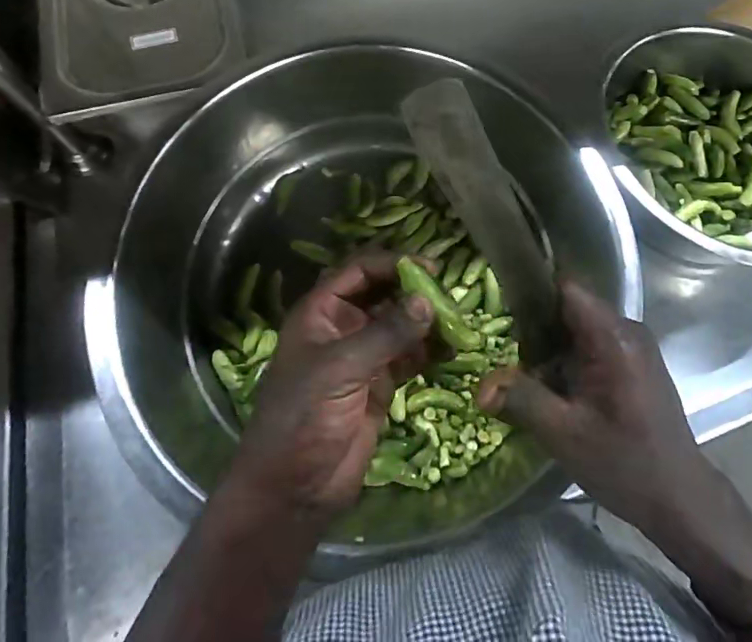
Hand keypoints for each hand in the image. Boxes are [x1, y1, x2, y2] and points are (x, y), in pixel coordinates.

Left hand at [225, 252, 433, 519]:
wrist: (293, 488)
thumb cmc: (303, 416)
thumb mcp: (341, 368)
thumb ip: (386, 333)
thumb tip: (427, 301)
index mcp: (320, 312)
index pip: (359, 272)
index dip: (392, 264)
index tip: (430, 268)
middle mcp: (342, 327)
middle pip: (383, 294)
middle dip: (414, 292)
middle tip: (450, 296)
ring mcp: (362, 356)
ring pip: (399, 325)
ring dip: (426, 322)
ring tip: (458, 323)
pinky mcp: (379, 384)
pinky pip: (408, 356)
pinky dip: (429, 351)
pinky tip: (451, 349)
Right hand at [473, 277, 707, 534]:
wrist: (682, 502)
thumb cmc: (625, 465)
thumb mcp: (564, 435)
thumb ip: (521, 399)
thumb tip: (479, 387)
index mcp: (614, 338)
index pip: (567, 288)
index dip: (533, 291)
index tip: (502, 307)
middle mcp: (628, 331)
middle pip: (571, 308)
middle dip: (537, 326)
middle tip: (506, 351)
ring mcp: (635, 347)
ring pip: (579, 327)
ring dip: (551, 345)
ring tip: (524, 371)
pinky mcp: (635, 364)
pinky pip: (592, 344)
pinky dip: (569, 358)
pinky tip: (553, 386)